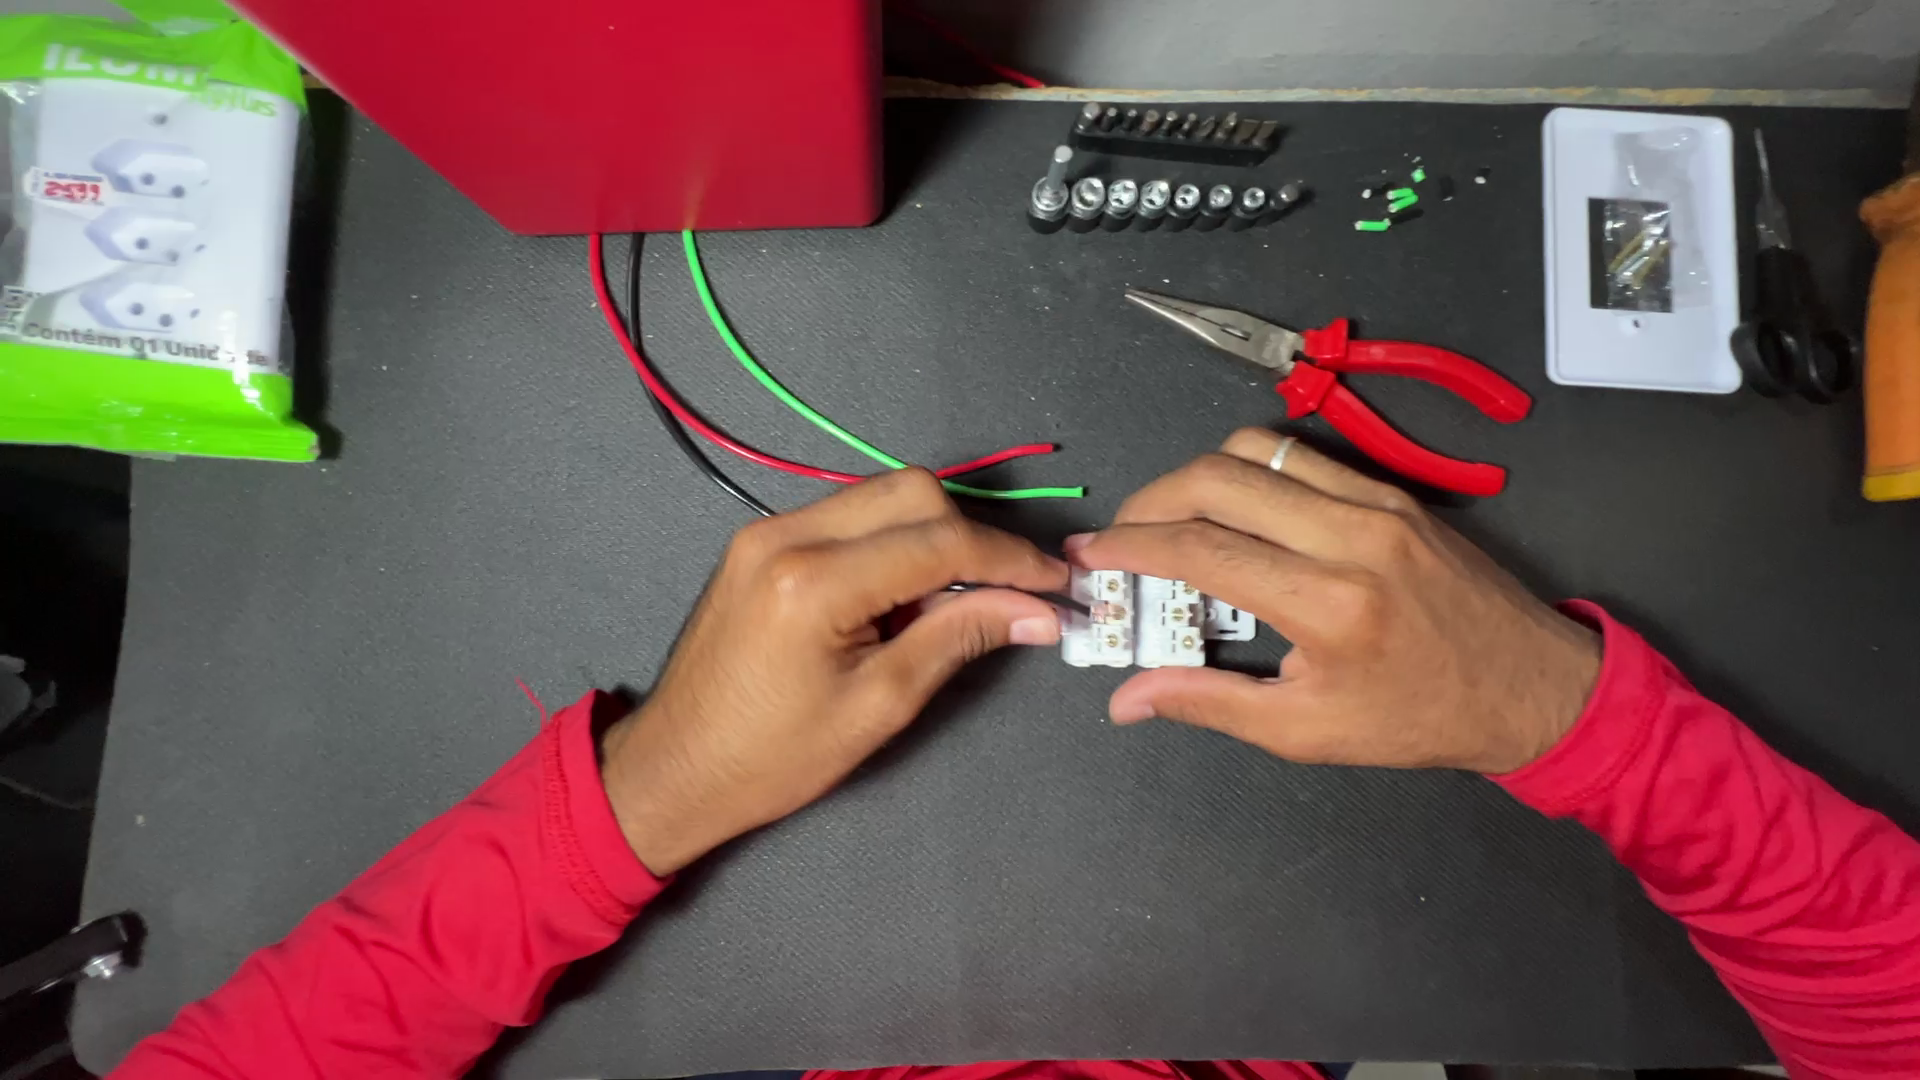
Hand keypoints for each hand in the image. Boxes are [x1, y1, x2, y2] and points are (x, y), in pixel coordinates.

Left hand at [600, 468, 1069, 873]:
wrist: (673, 767)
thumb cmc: (775, 757)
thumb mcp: (880, 705)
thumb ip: (959, 638)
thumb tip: (1037, 611)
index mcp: (814, 581)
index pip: (939, 541)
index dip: (1009, 558)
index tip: (1055, 581)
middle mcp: (787, 532)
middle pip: (913, 492)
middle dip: (973, 534)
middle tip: (1004, 590)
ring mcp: (768, 528)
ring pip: (883, 496)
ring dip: (934, 533)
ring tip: (954, 595)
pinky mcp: (762, 538)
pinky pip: (851, 515)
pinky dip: (894, 539)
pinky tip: (904, 588)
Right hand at [1069, 429, 1599, 773]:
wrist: (1536, 687)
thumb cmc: (1416, 718)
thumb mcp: (1306, 732)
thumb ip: (1206, 703)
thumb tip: (1125, 700)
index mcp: (1329, 605)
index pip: (1202, 549)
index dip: (1131, 546)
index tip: (1091, 553)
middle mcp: (1349, 536)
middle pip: (1215, 479)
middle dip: (1148, 501)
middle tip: (1121, 536)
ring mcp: (1374, 502)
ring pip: (1250, 449)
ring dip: (1191, 478)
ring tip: (1168, 518)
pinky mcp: (1388, 490)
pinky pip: (1293, 453)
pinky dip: (1241, 469)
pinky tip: (1229, 505)